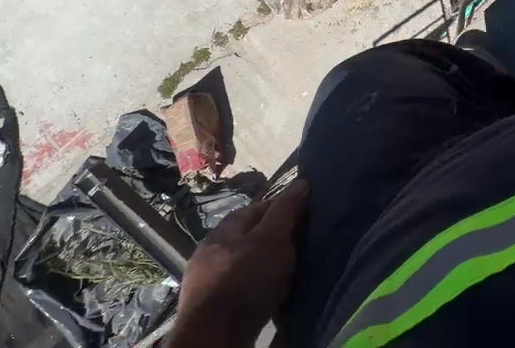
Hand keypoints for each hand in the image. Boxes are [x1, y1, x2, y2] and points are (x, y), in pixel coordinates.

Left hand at [170, 179, 309, 346]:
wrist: (215, 339)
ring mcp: (207, 283)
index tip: (306, 216)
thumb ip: (286, 209)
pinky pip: (241, 287)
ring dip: (266, 264)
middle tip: (301, 244)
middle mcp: (210, 253)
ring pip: (246, 263)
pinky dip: (258, 285)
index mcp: (222, 231)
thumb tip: (300, 182)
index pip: (258, 208)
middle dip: (276, 238)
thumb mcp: (272, 238)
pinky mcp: (212, 308)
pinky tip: (272, 292)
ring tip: (290, 270)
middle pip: (251, 236)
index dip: (284, 208)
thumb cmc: (245, 279)